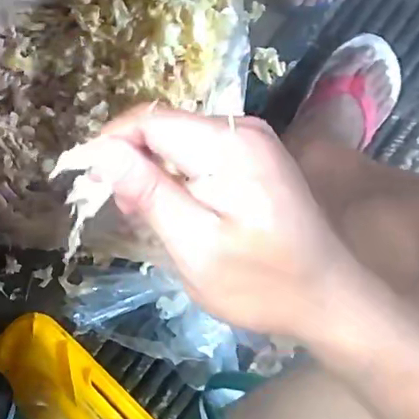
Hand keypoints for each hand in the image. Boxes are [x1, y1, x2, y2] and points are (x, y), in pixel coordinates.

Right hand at [65, 106, 369, 342]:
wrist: (329, 298)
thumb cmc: (262, 283)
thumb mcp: (196, 247)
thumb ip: (149, 193)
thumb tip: (101, 150)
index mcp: (228, 144)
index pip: (148, 121)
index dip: (110, 145)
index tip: (89, 184)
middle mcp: (242, 128)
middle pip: (164, 126)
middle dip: (132, 160)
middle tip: (123, 212)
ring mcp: (253, 139)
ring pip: (179, 138)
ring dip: (153, 170)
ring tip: (147, 217)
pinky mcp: (256, 155)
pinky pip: (201, 151)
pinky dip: (178, 174)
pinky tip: (178, 209)